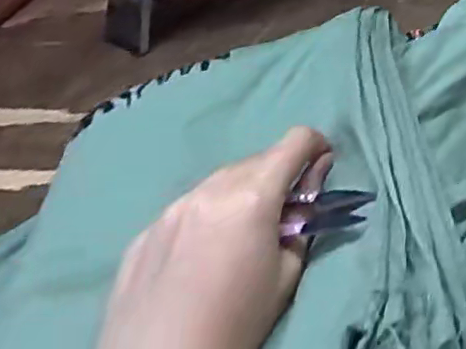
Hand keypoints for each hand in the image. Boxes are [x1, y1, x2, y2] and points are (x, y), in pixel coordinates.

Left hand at [97, 126, 332, 348]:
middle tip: (282, 216)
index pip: (296, 140)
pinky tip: (199, 258)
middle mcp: (212, 188)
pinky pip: (188, 208)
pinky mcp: (145, 232)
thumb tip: (310, 185)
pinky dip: (205, 217)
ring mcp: (173, 208)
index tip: (320, 167)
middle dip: (278, 177)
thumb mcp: (287, 275)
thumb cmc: (236, 325)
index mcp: (253, 194)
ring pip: (221, 181)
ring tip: (237, 238)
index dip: (316, 147)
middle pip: (259, 160)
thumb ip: (304, 220)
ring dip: (240, 193)